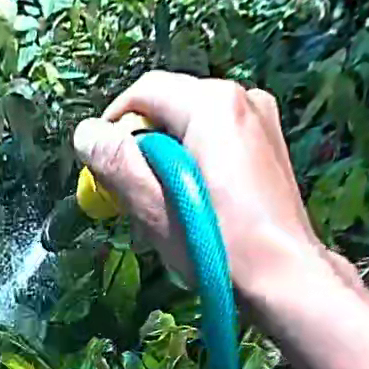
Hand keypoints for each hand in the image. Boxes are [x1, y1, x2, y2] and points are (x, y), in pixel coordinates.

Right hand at [71, 71, 363, 313]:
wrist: (283, 276)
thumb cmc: (217, 246)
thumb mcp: (155, 208)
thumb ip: (117, 164)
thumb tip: (85, 133)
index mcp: (212, 105)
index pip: (144, 92)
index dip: (111, 129)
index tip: (100, 172)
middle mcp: (242, 99)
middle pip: (169, 110)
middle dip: (140, 152)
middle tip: (129, 201)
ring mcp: (260, 122)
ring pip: (191, 130)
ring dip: (164, 165)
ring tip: (161, 213)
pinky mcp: (267, 149)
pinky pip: (214, 145)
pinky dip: (191, 169)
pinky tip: (191, 210)